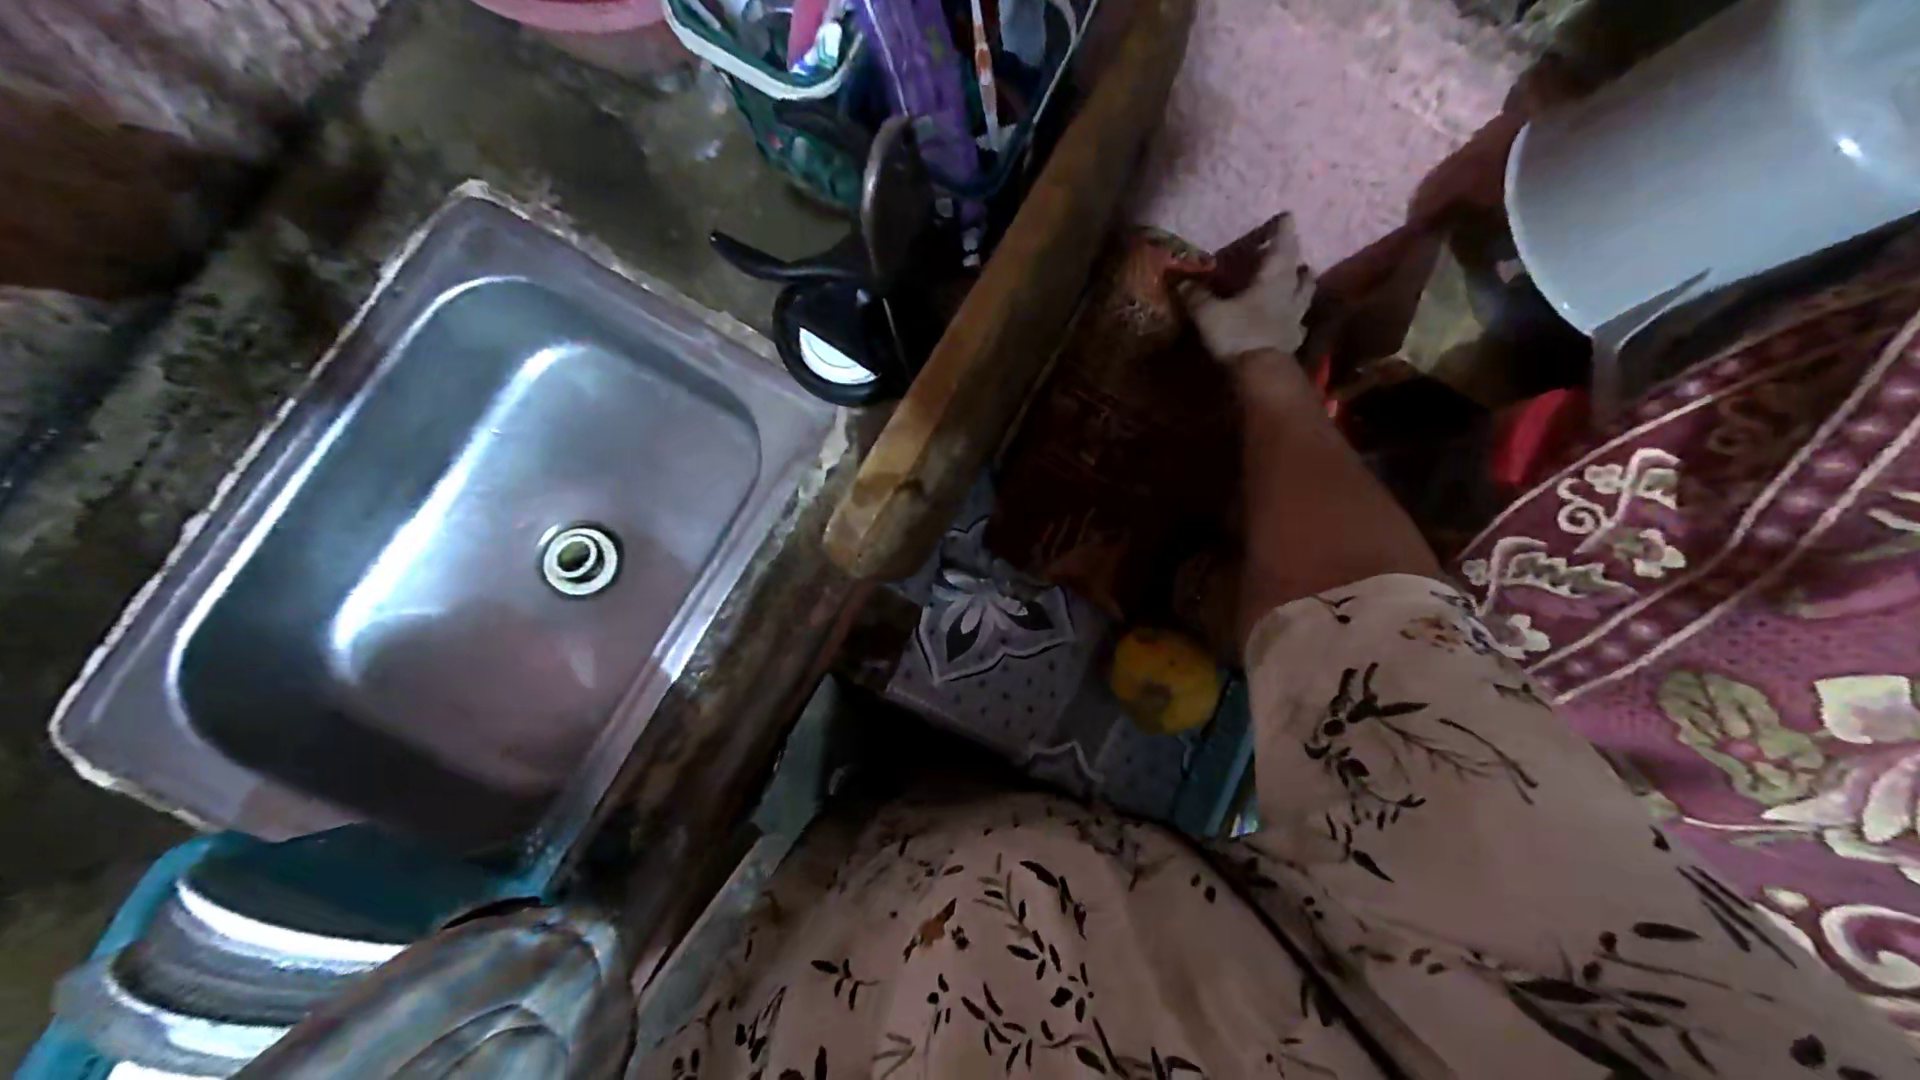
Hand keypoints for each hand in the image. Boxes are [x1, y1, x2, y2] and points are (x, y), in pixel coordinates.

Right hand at [1177, 214, 1314, 362]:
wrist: (1261, 373)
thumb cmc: (1238, 334)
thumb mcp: (1208, 313)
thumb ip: (1196, 295)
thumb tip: (1180, 280)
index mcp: (1273, 277)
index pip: (1283, 244)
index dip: (1283, 229)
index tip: (1286, 216)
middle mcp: (1290, 292)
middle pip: (1299, 268)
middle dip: (1295, 259)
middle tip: (1290, 254)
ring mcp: (1296, 317)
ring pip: (1305, 293)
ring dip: (1302, 285)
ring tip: (1298, 281)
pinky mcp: (1294, 340)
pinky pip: (1299, 323)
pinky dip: (1296, 319)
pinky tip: (1292, 322)